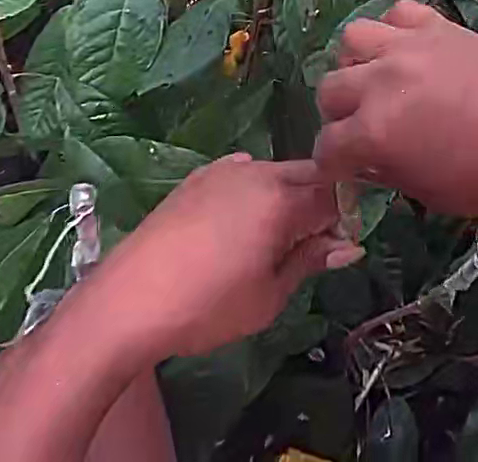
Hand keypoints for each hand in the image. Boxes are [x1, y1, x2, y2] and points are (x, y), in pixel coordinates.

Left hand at [79, 154, 359, 358]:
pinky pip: (244, 172)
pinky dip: (256, 188)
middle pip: (310, 174)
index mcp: (283, 200)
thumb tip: (351, 246)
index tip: (339, 245)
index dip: (344, 219)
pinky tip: (242, 219)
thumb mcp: (269, 296)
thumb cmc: (207, 306)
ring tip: (274, 235)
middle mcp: (260, 173)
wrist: (127, 301)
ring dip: (290, 194)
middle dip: (321, 201)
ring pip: (277, 171)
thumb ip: (311, 261)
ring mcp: (226, 170)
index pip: (334, 196)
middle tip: (311, 243)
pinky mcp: (200, 176)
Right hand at [311, 0, 477, 226]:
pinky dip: (397, 31)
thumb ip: (385, 170)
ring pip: (353, 39)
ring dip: (358, 64)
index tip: (343, 169)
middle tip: (365, 127)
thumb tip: (363, 160)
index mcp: (375, 131)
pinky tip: (413, 52)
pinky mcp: (439, 26)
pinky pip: (399, 13)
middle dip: (340, 114)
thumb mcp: (429, 192)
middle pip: (329, 88)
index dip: (331, 164)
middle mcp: (381, 81)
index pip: (326, 147)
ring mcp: (410, 46)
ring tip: (382, 81)